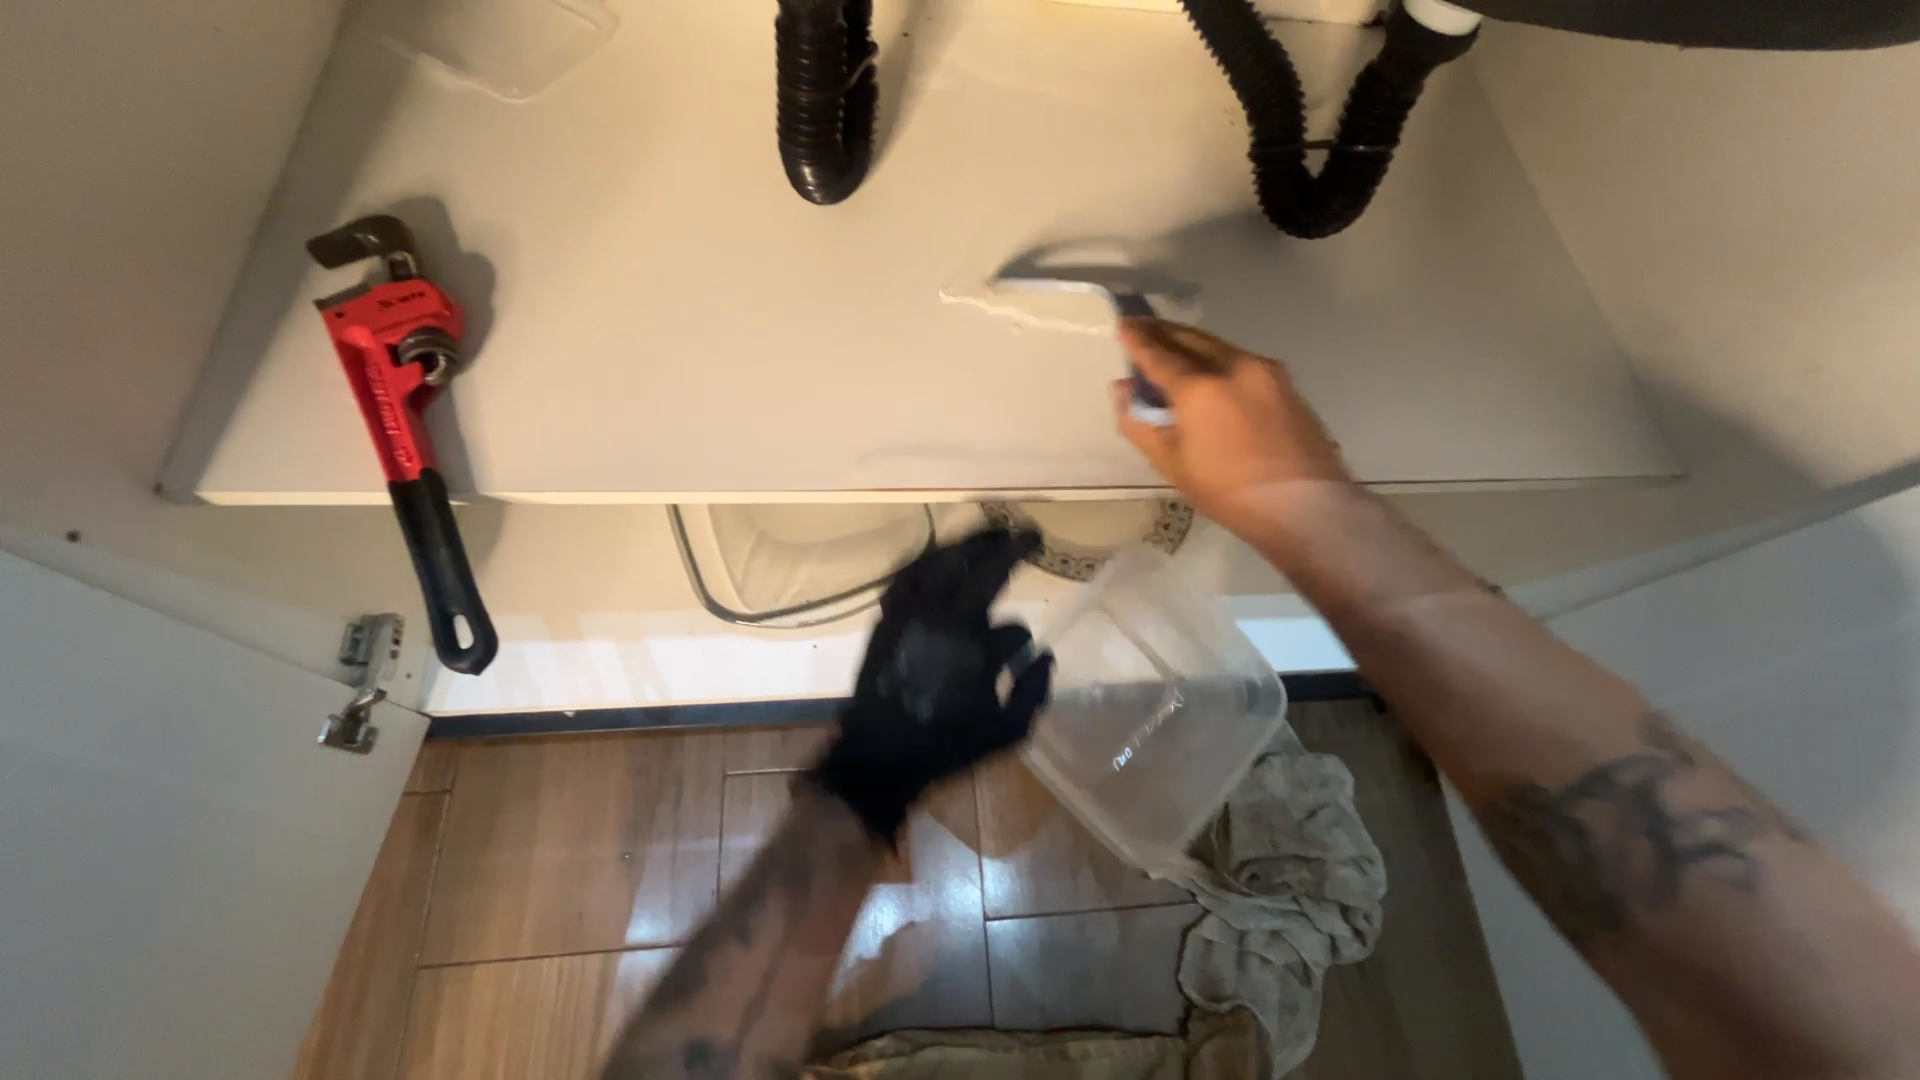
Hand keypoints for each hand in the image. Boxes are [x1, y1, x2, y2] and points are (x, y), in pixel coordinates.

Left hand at [807, 527, 1054, 841]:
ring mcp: (912, 613)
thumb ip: (1035, 691)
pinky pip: (910, 572)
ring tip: (995, 531)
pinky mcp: (888, 614)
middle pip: (984, 569)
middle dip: (1013, 547)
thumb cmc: (946, 747)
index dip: (1022, 640)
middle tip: (1031, 534)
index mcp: (976, 654)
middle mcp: (945, 622)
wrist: (879, 755)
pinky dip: (931, 556)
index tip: (1023, 652)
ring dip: (974, 542)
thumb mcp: (1007, 733)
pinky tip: (947, 551)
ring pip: (946, 560)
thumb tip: (1045, 654)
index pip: (1015, 629)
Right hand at [1114, 318, 1352, 539]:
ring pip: (1220, 347)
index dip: (1137, 340)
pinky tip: (1212, 373)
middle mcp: (1234, 367)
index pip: (1159, 355)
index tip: (1123, 324)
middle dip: (1165, 332)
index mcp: (1200, 388)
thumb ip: (1140, 423)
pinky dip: (1218, 360)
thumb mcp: (1172, 464)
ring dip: (1193, 343)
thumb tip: (1123, 390)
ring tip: (1174, 347)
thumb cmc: (1228, 492)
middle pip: (1192, 339)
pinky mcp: (1287, 385)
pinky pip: (1242, 362)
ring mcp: (1267, 372)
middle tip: (1143, 326)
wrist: (1305, 507)